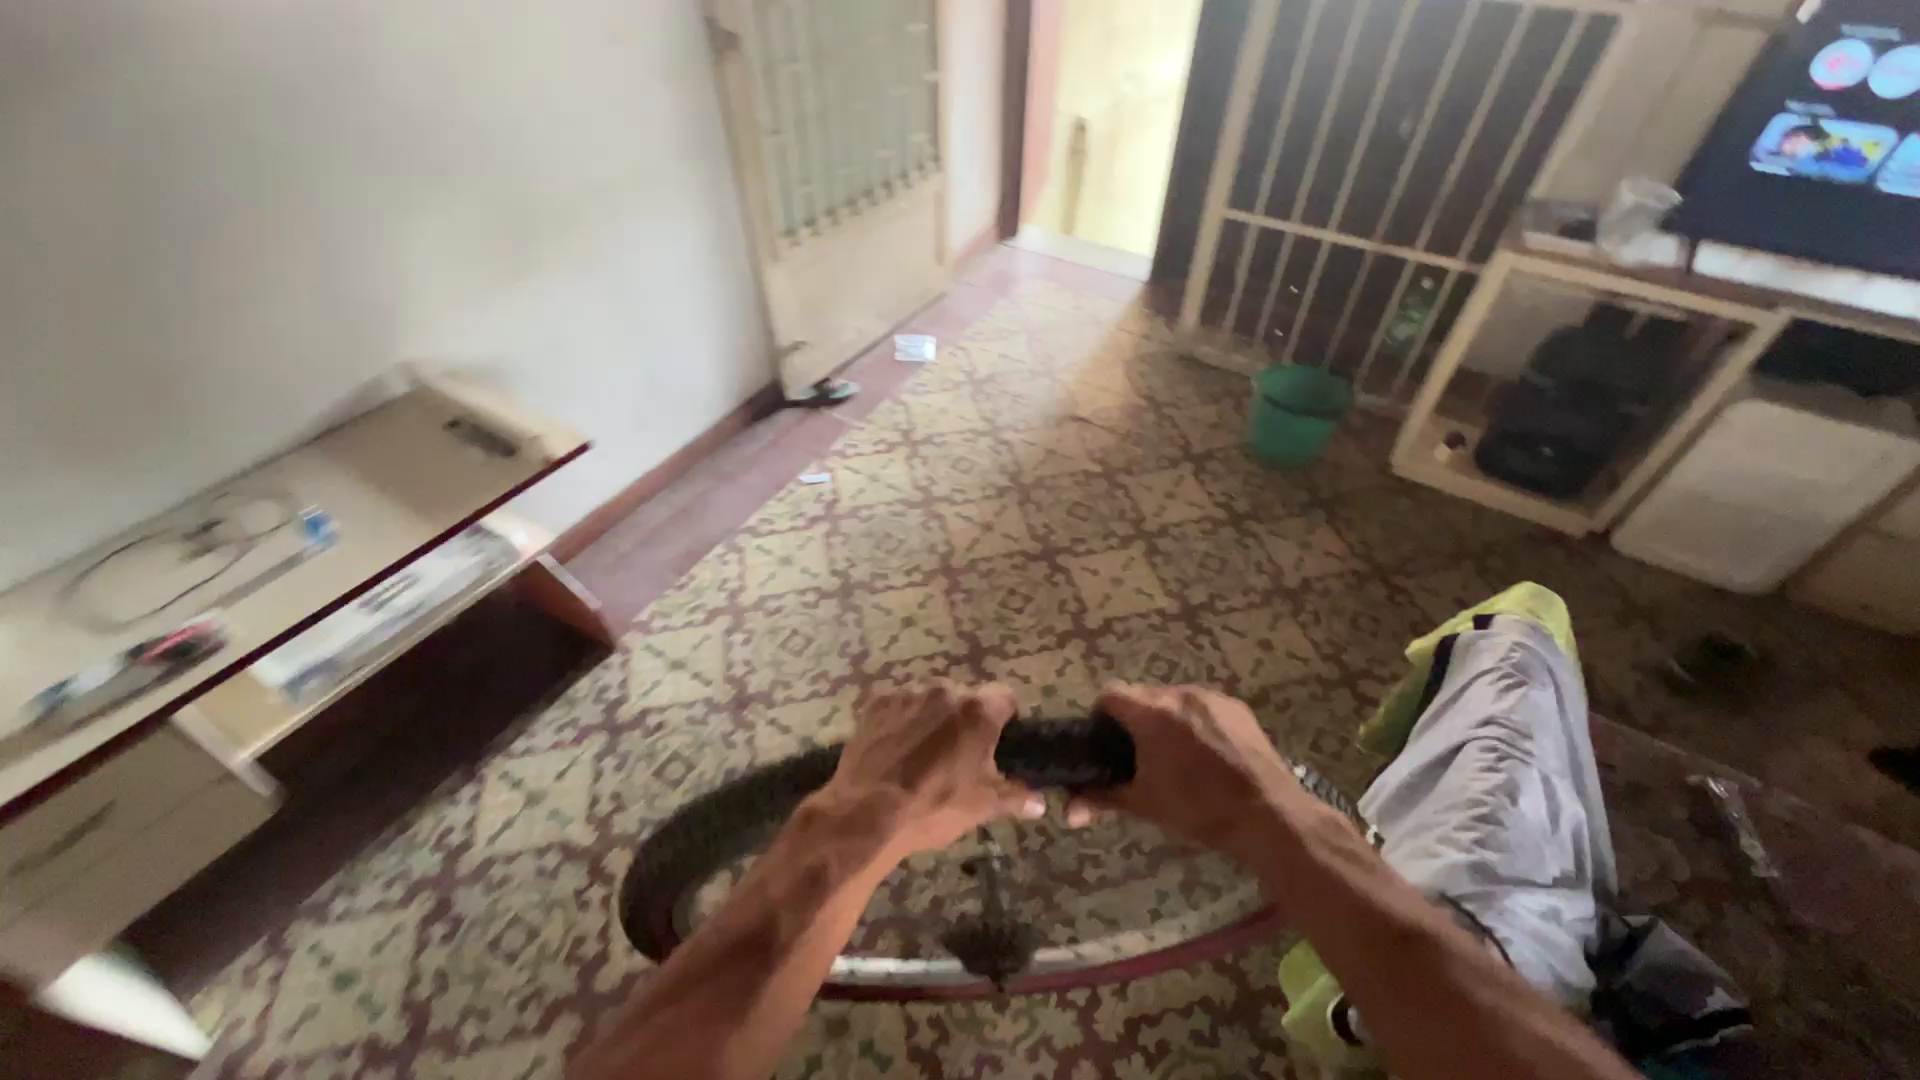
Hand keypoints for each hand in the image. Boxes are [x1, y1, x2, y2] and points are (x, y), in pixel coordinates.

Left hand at [812, 680, 1045, 861]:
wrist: (867, 813)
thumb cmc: (934, 807)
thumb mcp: (983, 807)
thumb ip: (1016, 797)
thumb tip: (1040, 802)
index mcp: (978, 710)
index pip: (1005, 697)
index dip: (1006, 717)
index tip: (1000, 740)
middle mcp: (945, 691)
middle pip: (965, 697)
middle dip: (965, 719)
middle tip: (959, 753)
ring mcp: (907, 694)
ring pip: (930, 700)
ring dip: (932, 718)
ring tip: (922, 753)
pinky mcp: (876, 702)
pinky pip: (898, 704)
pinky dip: (901, 720)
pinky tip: (894, 748)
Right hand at [1066, 684, 1296, 864]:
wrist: (1268, 815)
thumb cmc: (1198, 810)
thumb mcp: (1144, 804)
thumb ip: (1102, 799)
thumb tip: (1069, 811)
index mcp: (1151, 714)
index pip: (1109, 694)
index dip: (1102, 716)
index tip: (1107, 743)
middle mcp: (1179, 694)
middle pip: (1142, 696)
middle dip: (1135, 720)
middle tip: (1139, 755)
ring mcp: (1212, 698)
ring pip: (1173, 700)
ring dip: (1166, 719)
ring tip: (1175, 755)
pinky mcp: (1237, 707)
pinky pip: (1203, 706)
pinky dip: (1195, 722)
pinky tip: (1207, 754)